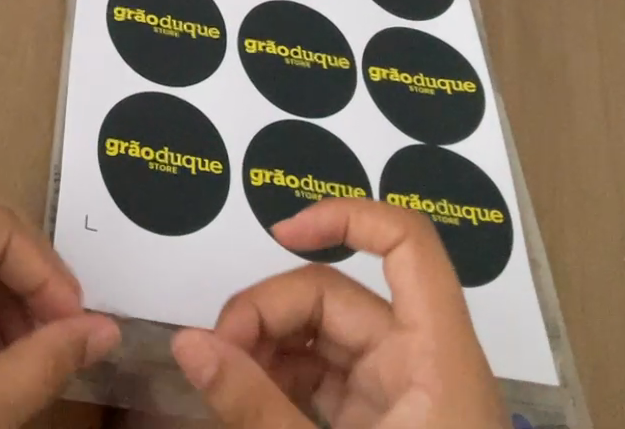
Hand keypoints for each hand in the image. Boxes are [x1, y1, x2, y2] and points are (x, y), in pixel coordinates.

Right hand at [169, 197, 505, 428]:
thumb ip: (254, 406)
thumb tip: (186, 343)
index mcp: (437, 360)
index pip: (407, 245)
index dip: (345, 216)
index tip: (278, 231)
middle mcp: (422, 365)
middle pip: (336, 296)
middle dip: (266, 312)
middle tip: (213, 352)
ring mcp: (400, 398)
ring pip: (319, 338)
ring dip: (263, 347)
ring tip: (219, 378)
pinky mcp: (380, 428)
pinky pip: (319, 380)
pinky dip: (276, 381)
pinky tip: (242, 400)